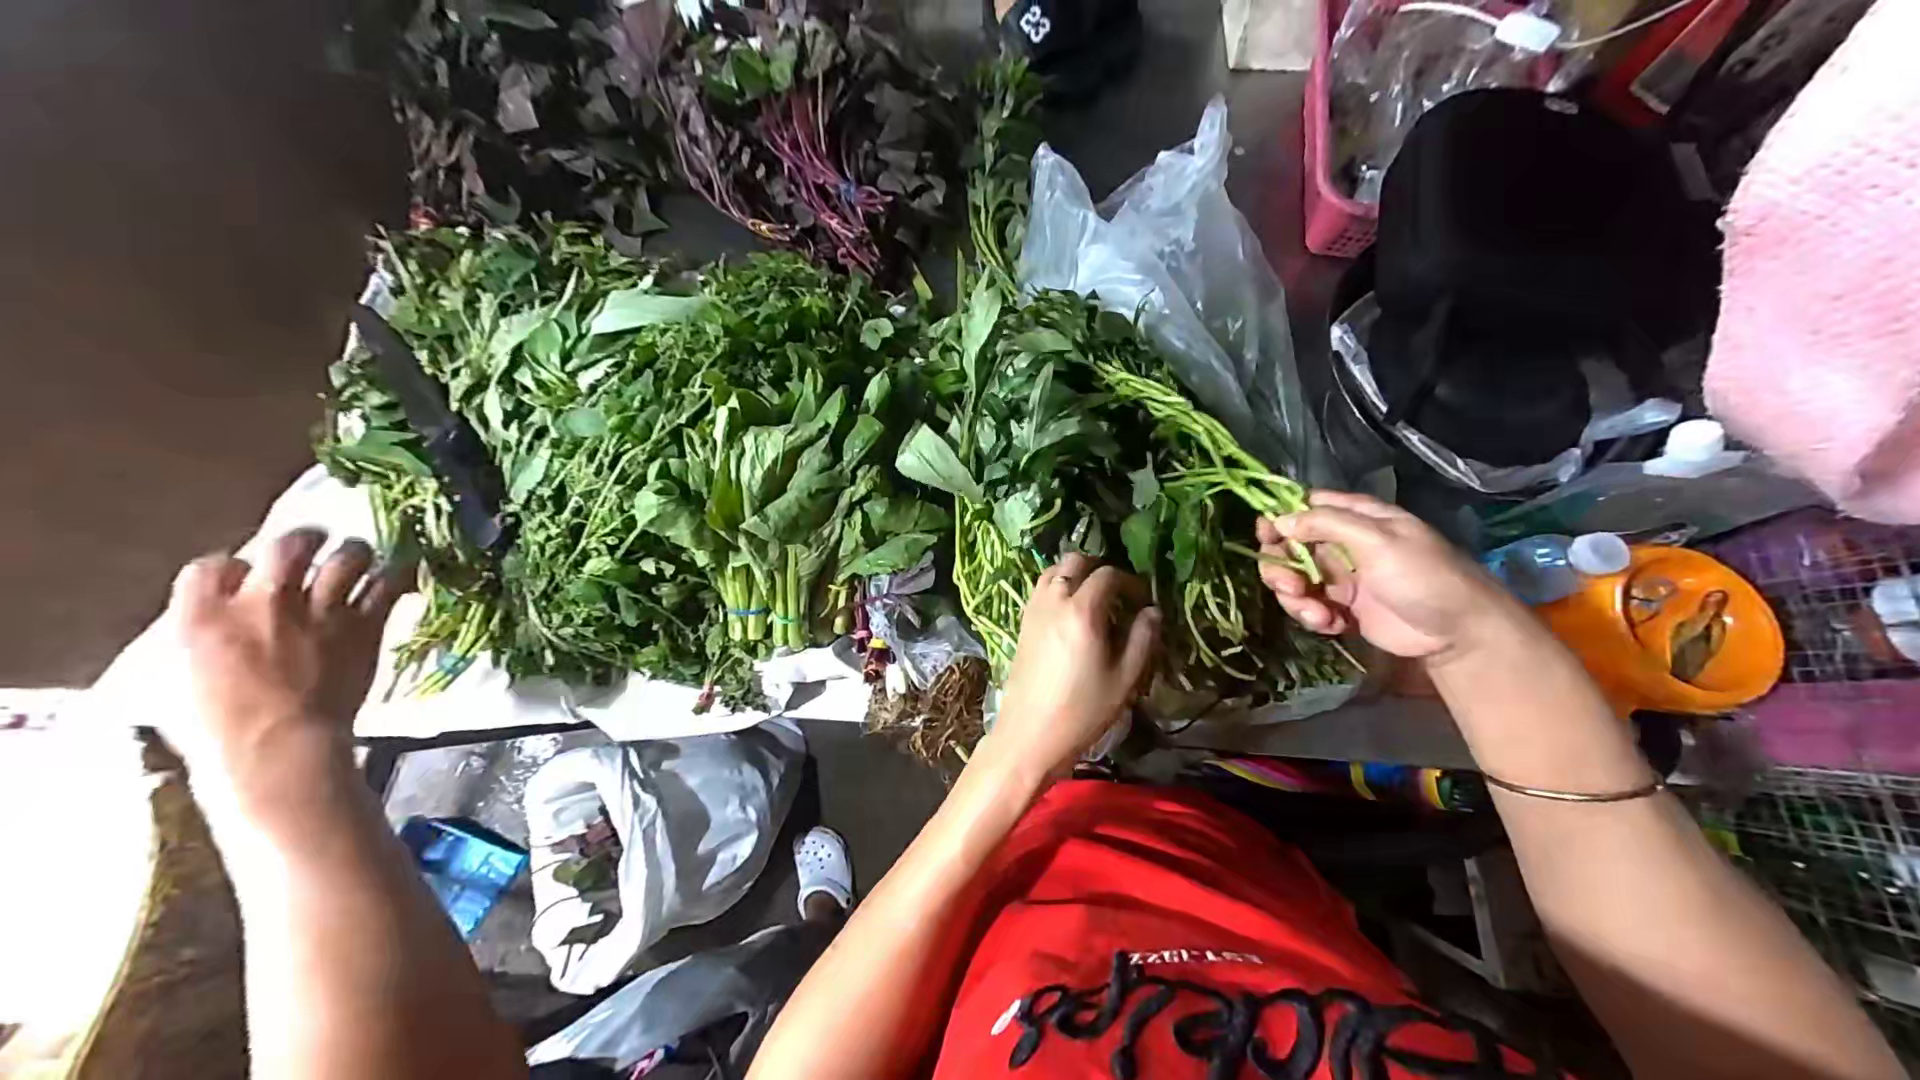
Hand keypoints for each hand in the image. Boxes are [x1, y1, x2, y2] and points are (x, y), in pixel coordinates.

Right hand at [167, 529, 406, 801]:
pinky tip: (401, 573)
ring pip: (347, 557)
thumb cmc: (222, 728)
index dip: (233, 566)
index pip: (212, 566)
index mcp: (204, 617)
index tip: (248, 574)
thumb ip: (207, 641)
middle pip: (288, 545)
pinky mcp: (365, 624)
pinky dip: (398, 575)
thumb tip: (218, 631)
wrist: (282, 743)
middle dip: (306, 539)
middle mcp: (265, 602)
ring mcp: (321, 610)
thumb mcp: (187, 678)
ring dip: (357, 553)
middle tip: (319, 544)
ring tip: (362, 558)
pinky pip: (389, 585)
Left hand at [985, 554, 1159, 777]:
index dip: (1130, 581)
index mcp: (1082, 611)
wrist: (1030, 734)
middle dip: (1099, 568)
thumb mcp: (1124, 678)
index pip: (1108, 574)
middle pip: (1074, 561)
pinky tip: (1070, 612)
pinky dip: (1057, 586)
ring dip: (1075, 574)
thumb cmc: (1082, 711)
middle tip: (1118, 592)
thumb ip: (1142, 638)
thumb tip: (1152, 611)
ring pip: (1053, 571)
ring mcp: (1033, 610)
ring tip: (1094, 598)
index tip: (1142, 600)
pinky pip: (1040, 589)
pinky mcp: (1022, 624)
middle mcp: (1054, 601)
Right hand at [1257, 490, 1514, 663]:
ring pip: (1293, 578)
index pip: (1304, 507)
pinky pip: (1307, 605)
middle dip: (1281, 566)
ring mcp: (1339, 576)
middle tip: (1289, 585)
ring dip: (1295, 597)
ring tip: (1316, 614)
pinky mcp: (1340, 606)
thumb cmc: (1422, 576)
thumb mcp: (1378, 540)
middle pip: (1289, 545)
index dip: (1279, 518)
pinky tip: (1330, 625)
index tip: (1266, 535)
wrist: (1458, 632)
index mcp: (1354, 518)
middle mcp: (1342, 543)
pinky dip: (1311, 616)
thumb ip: (1326, 524)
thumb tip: (1278, 520)